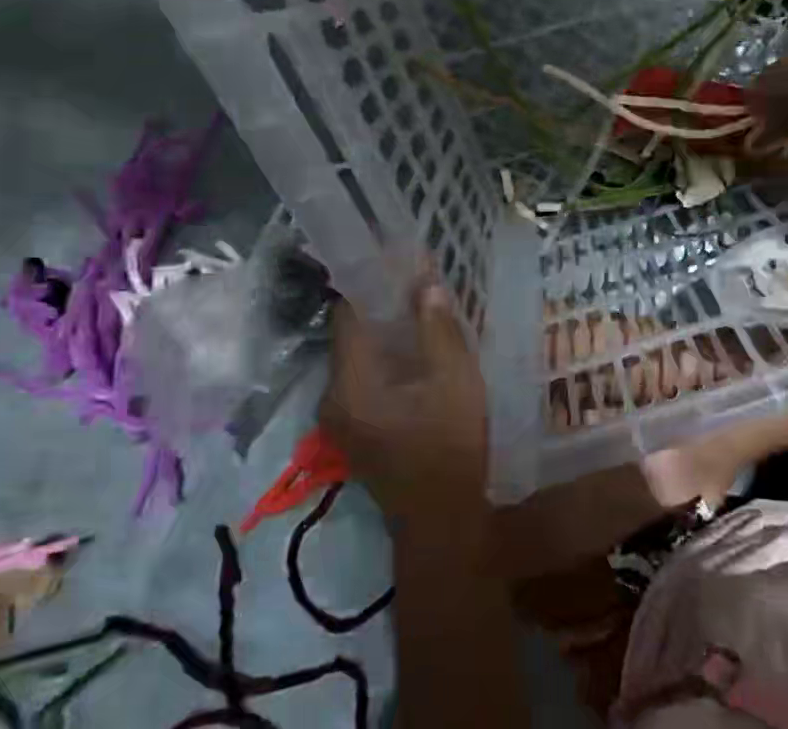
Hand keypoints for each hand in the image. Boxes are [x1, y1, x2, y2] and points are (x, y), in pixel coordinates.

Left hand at [319, 280, 487, 525]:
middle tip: (421, 290)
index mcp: (350, 383)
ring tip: (424, 318)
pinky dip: (387, 364)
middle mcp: (331, 398)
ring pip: (360, 361)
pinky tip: (418, 359)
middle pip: (352, 338)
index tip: (402, 267)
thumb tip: (425, 282)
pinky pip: (365, 382)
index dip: (374, 287)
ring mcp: (338, 419)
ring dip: (388, 338)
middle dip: (385, 311)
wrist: (442, 518)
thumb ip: (438, 329)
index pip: (348, 317)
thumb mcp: (455, 381)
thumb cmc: (451, 446)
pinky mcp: (352, 432)